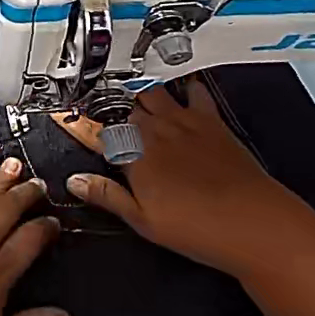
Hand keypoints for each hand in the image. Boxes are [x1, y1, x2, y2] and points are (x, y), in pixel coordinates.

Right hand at [62, 80, 289, 274]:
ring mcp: (183, 121)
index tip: (62, 117)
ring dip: (140, 95)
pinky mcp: (210, 120)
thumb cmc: (198, 227)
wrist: (252, 221)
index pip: (95, 132)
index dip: (76, 124)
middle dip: (110, 111)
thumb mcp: (143, 220)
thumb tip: (77, 182)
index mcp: (133, 155)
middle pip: (123, 109)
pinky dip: (185, 88)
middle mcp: (155, 131)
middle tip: (104, 116)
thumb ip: (107, 195)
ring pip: (152, 93)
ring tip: (134, 99)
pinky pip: (193, 92)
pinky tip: (183, 89)